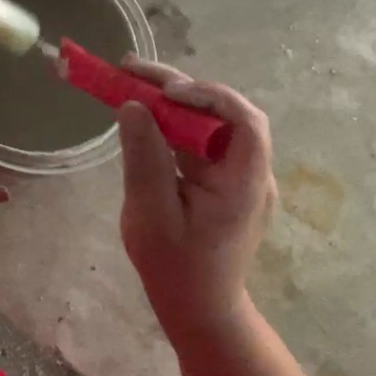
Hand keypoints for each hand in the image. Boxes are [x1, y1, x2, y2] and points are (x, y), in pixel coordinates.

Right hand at [117, 55, 275, 335]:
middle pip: (223, 113)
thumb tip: (133, 105)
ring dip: (169, 99)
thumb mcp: (151, 213)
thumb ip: (144, 158)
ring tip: (126, 79)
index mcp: (243, 183)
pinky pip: (197, 139)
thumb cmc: (176, 265)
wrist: (199, 307)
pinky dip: (169, 120)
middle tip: (129, 67)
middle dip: (176, 86)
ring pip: (207, 121)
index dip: (208, 95)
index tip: (165, 91)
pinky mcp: (220, 179)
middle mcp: (249, 172)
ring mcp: (236, 174)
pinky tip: (140, 110)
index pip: (245, 121)